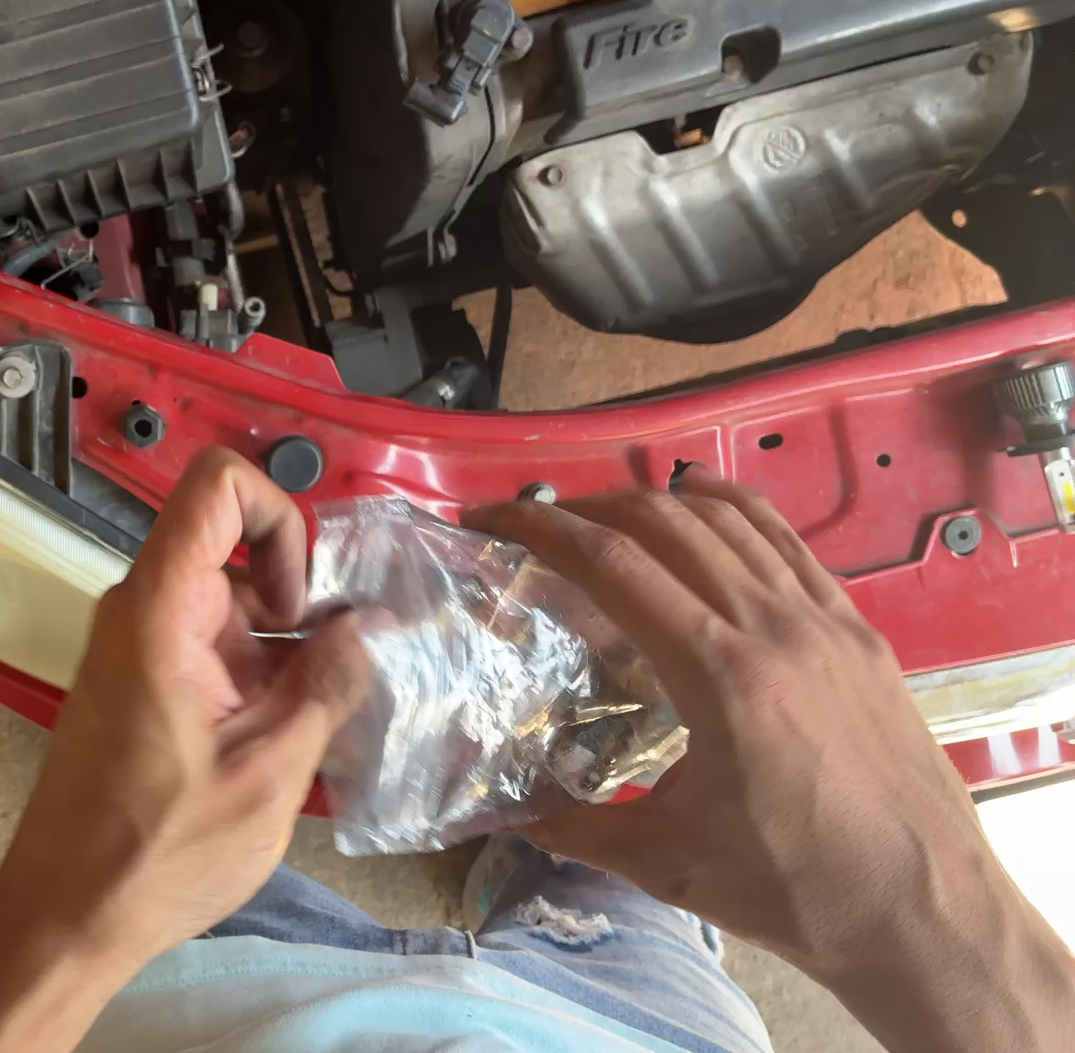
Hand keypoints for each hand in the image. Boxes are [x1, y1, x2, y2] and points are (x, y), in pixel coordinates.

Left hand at [0, 447, 370, 1052]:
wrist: (65, 912)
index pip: (216, 486)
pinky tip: (285, 733)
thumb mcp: (267, 770)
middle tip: (338, 673)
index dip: (279, 515)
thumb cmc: (159, 848)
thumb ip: (326, 683)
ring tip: (320, 716)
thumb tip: (366, 624)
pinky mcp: (141, 676)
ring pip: (229, 601)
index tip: (302, 603)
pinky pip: (208, 641)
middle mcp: (141, 606)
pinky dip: (254, 668)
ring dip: (282, 644)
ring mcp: (138, 641)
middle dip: (298, 600)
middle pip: (233, 549)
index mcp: (160, 605)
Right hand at [466, 466, 1074, 1052]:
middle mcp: (774, 629)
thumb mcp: (661, 862)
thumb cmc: (793, 890)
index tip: (488, 520)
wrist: (938, 925)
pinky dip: (727, 506)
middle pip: (661, 523)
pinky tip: (692, 501)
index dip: (539, 529)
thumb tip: (497, 807)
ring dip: (646, 502)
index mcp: (720, 675)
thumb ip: (567, 824)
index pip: (613, 564)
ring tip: (594, 515)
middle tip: (527, 521)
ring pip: (725, 519)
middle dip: (580, 508)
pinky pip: (785, 541)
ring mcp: (825, 623)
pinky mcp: (858, 631)